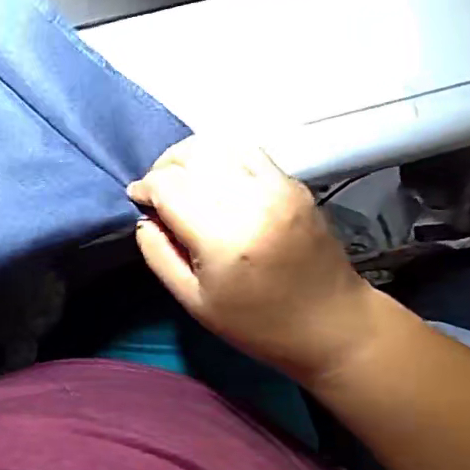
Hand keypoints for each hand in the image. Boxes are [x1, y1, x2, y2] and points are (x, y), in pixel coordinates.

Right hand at [127, 138, 374, 382]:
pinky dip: (221, 156)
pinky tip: (214, 178)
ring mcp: (278, 187)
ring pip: (218, 144)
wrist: (331, 324)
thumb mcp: (193, 301)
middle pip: (191, 157)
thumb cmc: (257, 324)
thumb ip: (158, 254)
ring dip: (190, 156)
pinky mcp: (293, 184)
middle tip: (157, 191)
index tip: (139, 201)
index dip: (145, 188)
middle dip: (163, 168)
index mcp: (224, 237)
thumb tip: (145, 217)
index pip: (169, 185)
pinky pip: (247, 151)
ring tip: (182, 179)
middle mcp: (252, 201)